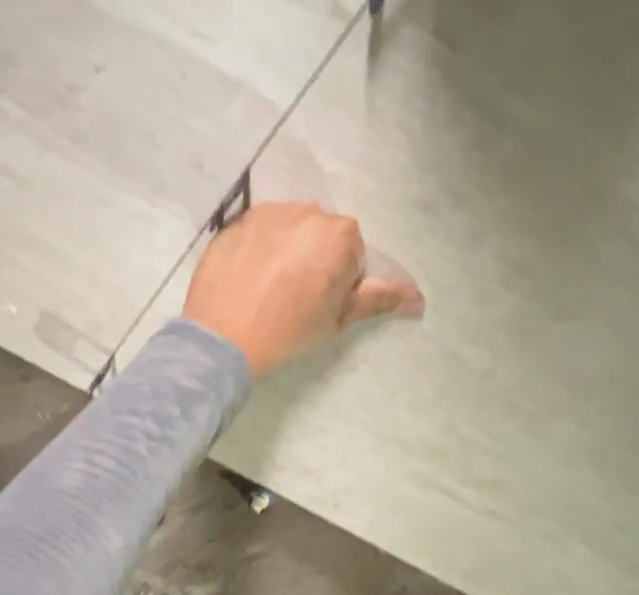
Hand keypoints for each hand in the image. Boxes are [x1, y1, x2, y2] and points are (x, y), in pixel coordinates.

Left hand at [182, 201, 422, 376]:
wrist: (222, 339)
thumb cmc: (286, 331)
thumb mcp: (337, 319)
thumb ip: (377, 299)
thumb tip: (417, 299)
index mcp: (341, 234)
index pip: (351, 253)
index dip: (338, 280)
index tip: (318, 303)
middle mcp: (306, 212)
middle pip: (319, 235)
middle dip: (313, 259)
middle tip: (291, 297)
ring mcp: (266, 214)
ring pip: (286, 229)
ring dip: (283, 250)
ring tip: (265, 288)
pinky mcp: (232, 224)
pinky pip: (254, 233)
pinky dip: (254, 249)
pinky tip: (244, 279)